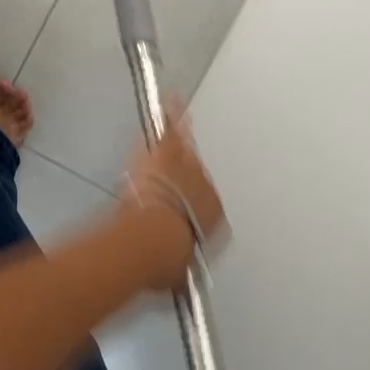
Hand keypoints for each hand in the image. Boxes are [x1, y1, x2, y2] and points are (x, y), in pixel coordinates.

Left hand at [113, 102, 226, 288]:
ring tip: (177, 114)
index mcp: (215, 220)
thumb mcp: (178, 269)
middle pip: (194, 174)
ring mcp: (188, 168)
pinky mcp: (168, 152)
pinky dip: (171, 111)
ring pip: (185, 147)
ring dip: (180, 133)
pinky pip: (172, 127)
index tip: (175, 201)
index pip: (204, 204)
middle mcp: (208, 190)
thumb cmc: (167, 258)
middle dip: (179, 172)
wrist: (155, 237)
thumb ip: (179, 262)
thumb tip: (173, 274)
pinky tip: (170, 95)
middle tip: (165, 173)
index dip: (186, 200)